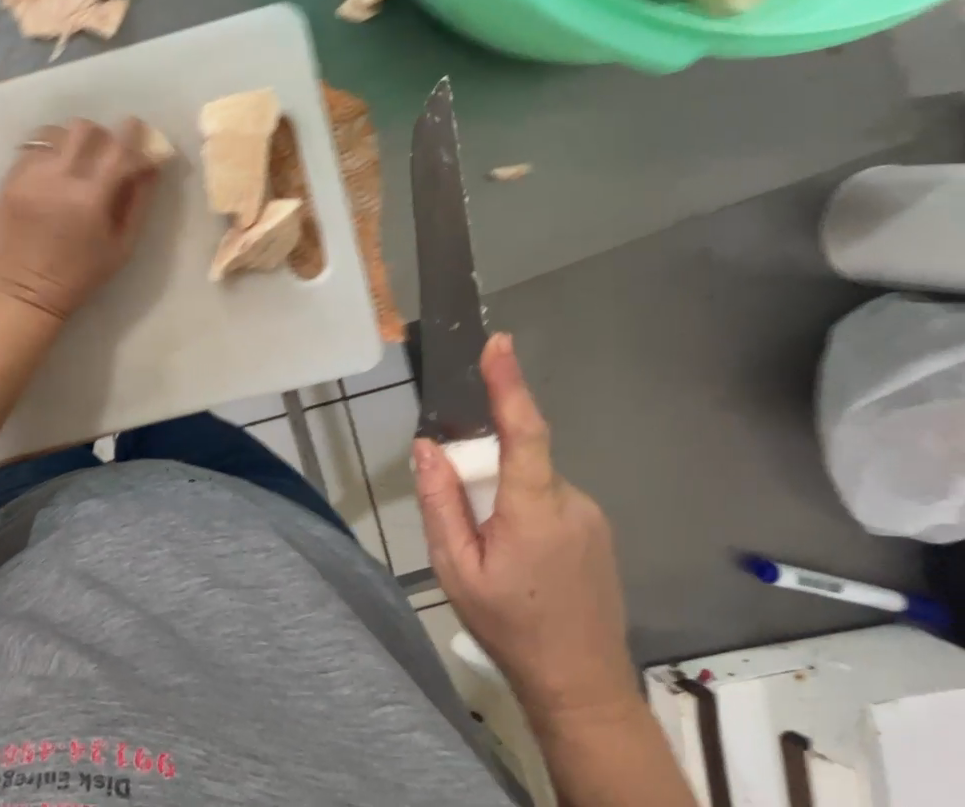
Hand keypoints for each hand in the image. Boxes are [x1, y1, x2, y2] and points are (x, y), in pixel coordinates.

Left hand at [0, 118, 160, 321]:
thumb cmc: (83, 274)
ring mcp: (27, 178)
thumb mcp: (124, 243)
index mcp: (90, 198)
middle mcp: (56, 179)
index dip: (133, 132)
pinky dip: (47, 155)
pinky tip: (52, 177)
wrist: (28, 292)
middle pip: (83, 128)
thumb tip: (152, 160)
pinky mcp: (8, 182)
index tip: (138, 129)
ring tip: (75, 163)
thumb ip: (140, 199)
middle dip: (100, 134)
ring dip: (71, 142)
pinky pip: (31, 150)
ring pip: (54, 133)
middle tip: (104, 151)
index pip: (118, 146)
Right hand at [414, 334, 637, 727]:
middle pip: (517, 460)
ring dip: (502, 499)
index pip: (525, 432)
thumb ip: (439, 503)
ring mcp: (592, 517)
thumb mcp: (455, 567)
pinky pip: (549, 500)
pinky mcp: (598, 531)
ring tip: (494, 557)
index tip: (498, 343)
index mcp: (534, 510)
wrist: (580, 681)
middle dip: (482, 475)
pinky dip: (522, 512)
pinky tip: (517, 559)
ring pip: (531, 483)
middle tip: (468, 532)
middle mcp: (572, 503)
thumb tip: (428, 447)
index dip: (509, 384)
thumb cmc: (509, 624)